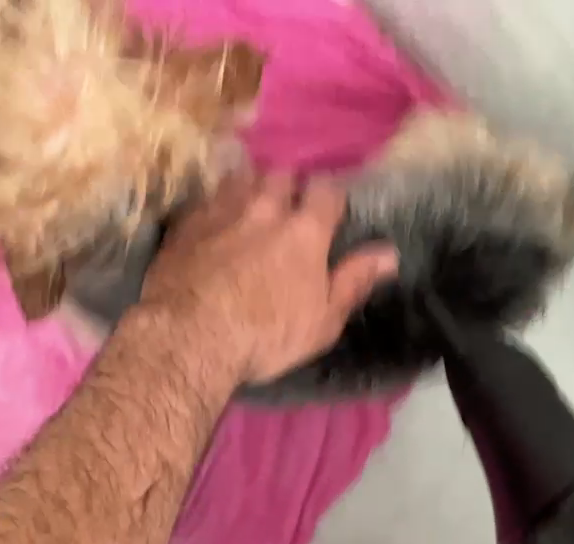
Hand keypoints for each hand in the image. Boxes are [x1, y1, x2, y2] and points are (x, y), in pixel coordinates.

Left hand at [135, 170, 397, 384]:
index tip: (328, 210)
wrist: (189, 337)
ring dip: (249, 186)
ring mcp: (220, 212)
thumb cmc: (265, 337)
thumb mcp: (322, 321)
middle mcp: (264, 209)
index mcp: (305, 231)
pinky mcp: (184, 226)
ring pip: (241, 179)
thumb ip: (353, 282)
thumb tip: (389, 254)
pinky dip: (213, 205)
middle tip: (285, 208)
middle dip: (287, 186)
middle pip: (282, 175)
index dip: (330, 196)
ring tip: (249, 204)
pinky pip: (204, 199)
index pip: (328, 190)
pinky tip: (211, 220)